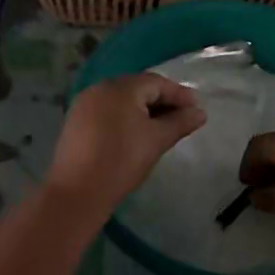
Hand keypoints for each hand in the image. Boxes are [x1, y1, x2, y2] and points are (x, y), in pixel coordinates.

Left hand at [46, 73, 206, 210]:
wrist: (77, 191)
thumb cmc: (122, 161)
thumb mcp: (156, 141)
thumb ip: (179, 123)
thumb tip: (199, 113)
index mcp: (120, 88)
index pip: (156, 83)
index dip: (179, 94)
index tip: (196, 109)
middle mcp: (99, 89)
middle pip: (137, 89)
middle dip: (161, 101)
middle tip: (181, 119)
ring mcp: (83, 105)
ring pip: (120, 101)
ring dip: (142, 111)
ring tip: (160, 128)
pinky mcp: (75, 122)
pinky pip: (106, 113)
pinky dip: (124, 119)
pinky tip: (134, 135)